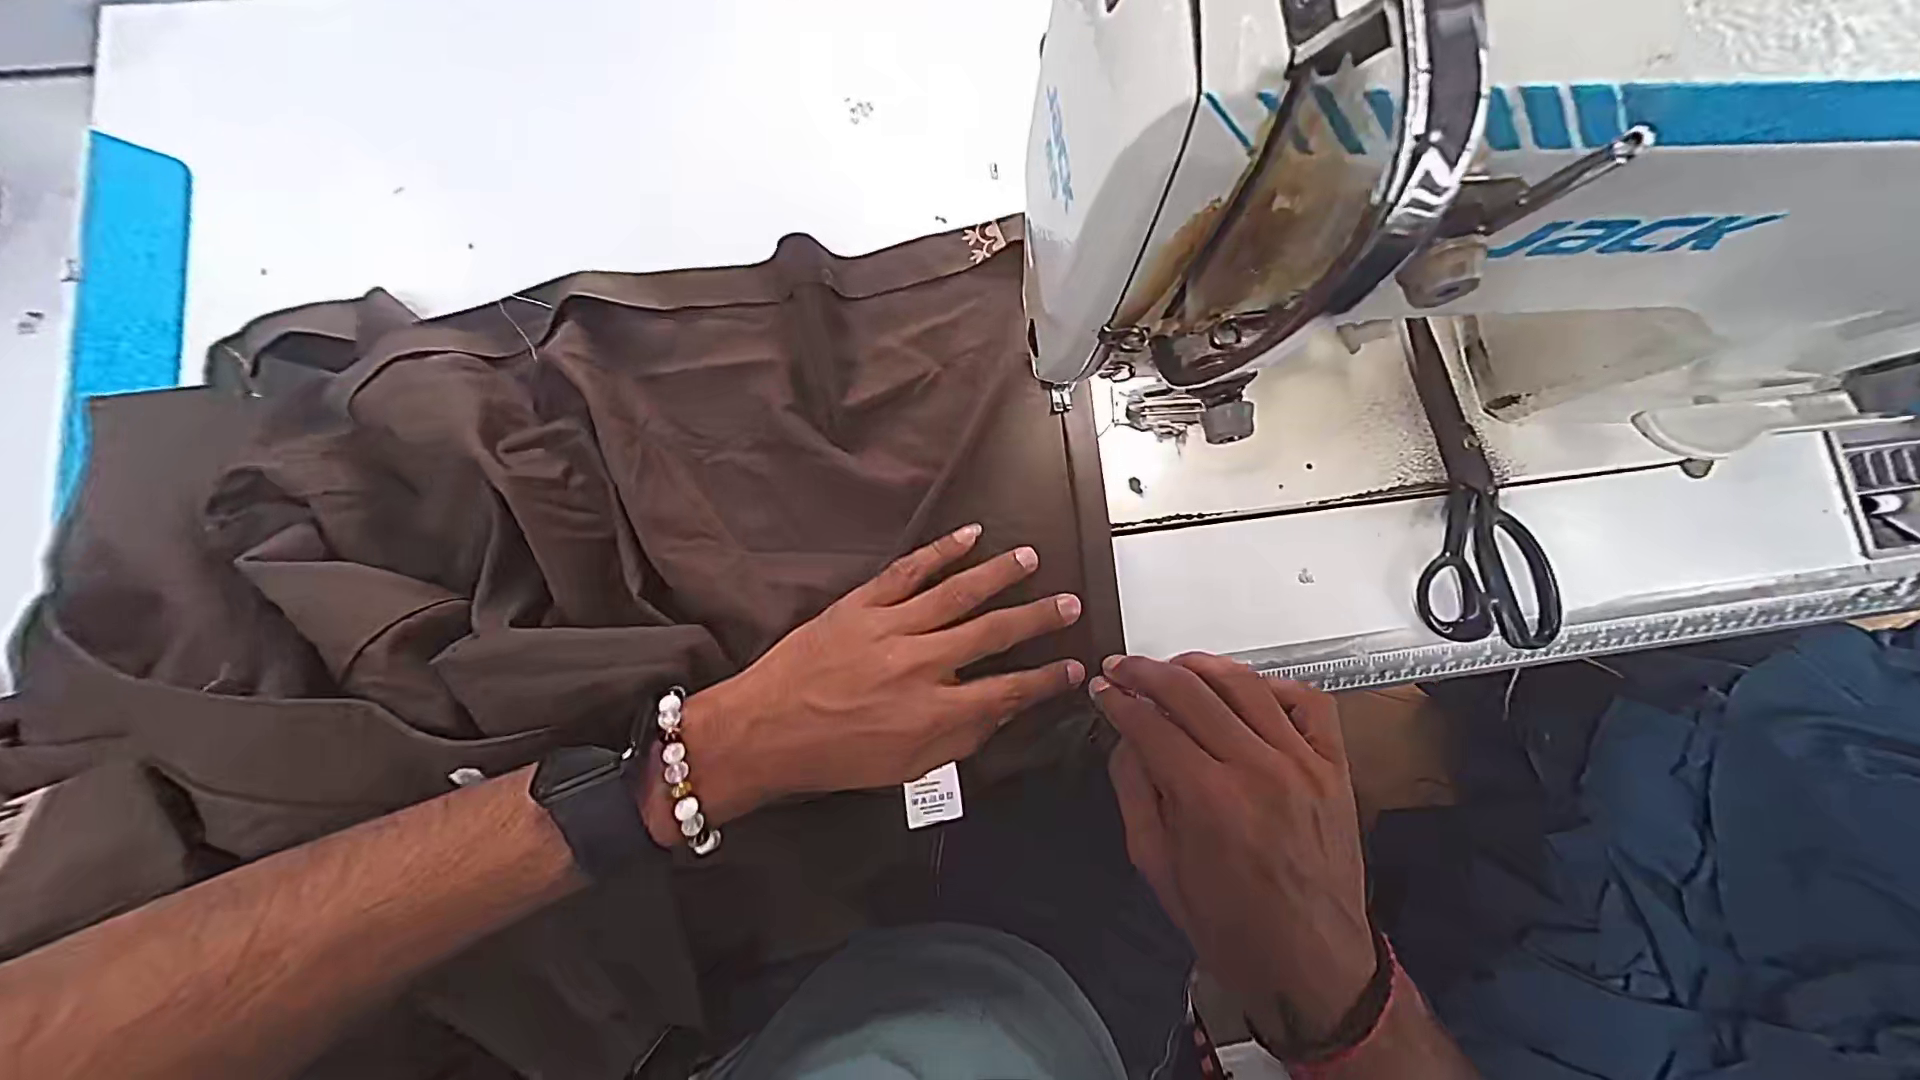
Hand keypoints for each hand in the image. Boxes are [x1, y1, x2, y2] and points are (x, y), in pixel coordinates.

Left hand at [641, 524, 1086, 843]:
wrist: (762, 730)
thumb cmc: (830, 754)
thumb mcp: (904, 767)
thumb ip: (959, 739)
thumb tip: (1000, 712)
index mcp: (931, 710)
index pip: (1008, 690)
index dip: (1047, 679)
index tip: (1072, 667)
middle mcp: (918, 664)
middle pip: (993, 632)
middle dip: (1037, 618)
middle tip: (1067, 604)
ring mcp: (889, 627)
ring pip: (958, 592)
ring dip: (1000, 573)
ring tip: (1030, 559)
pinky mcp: (861, 604)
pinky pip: (909, 571)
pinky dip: (941, 551)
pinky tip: (968, 536)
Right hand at [1093, 654, 1374, 1044]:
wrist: (1313, 969)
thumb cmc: (1228, 926)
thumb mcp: (1156, 863)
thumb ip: (1134, 788)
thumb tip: (1125, 734)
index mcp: (1209, 801)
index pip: (1149, 723)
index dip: (1117, 699)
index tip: (1102, 688)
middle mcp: (1258, 771)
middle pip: (1189, 690)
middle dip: (1144, 670)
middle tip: (1121, 666)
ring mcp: (1303, 764)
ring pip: (1244, 683)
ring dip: (1199, 664)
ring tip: (1171, 666)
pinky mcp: (1336, 768)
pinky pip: (1307, 701)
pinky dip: (1271, 683)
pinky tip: (1242, 686)